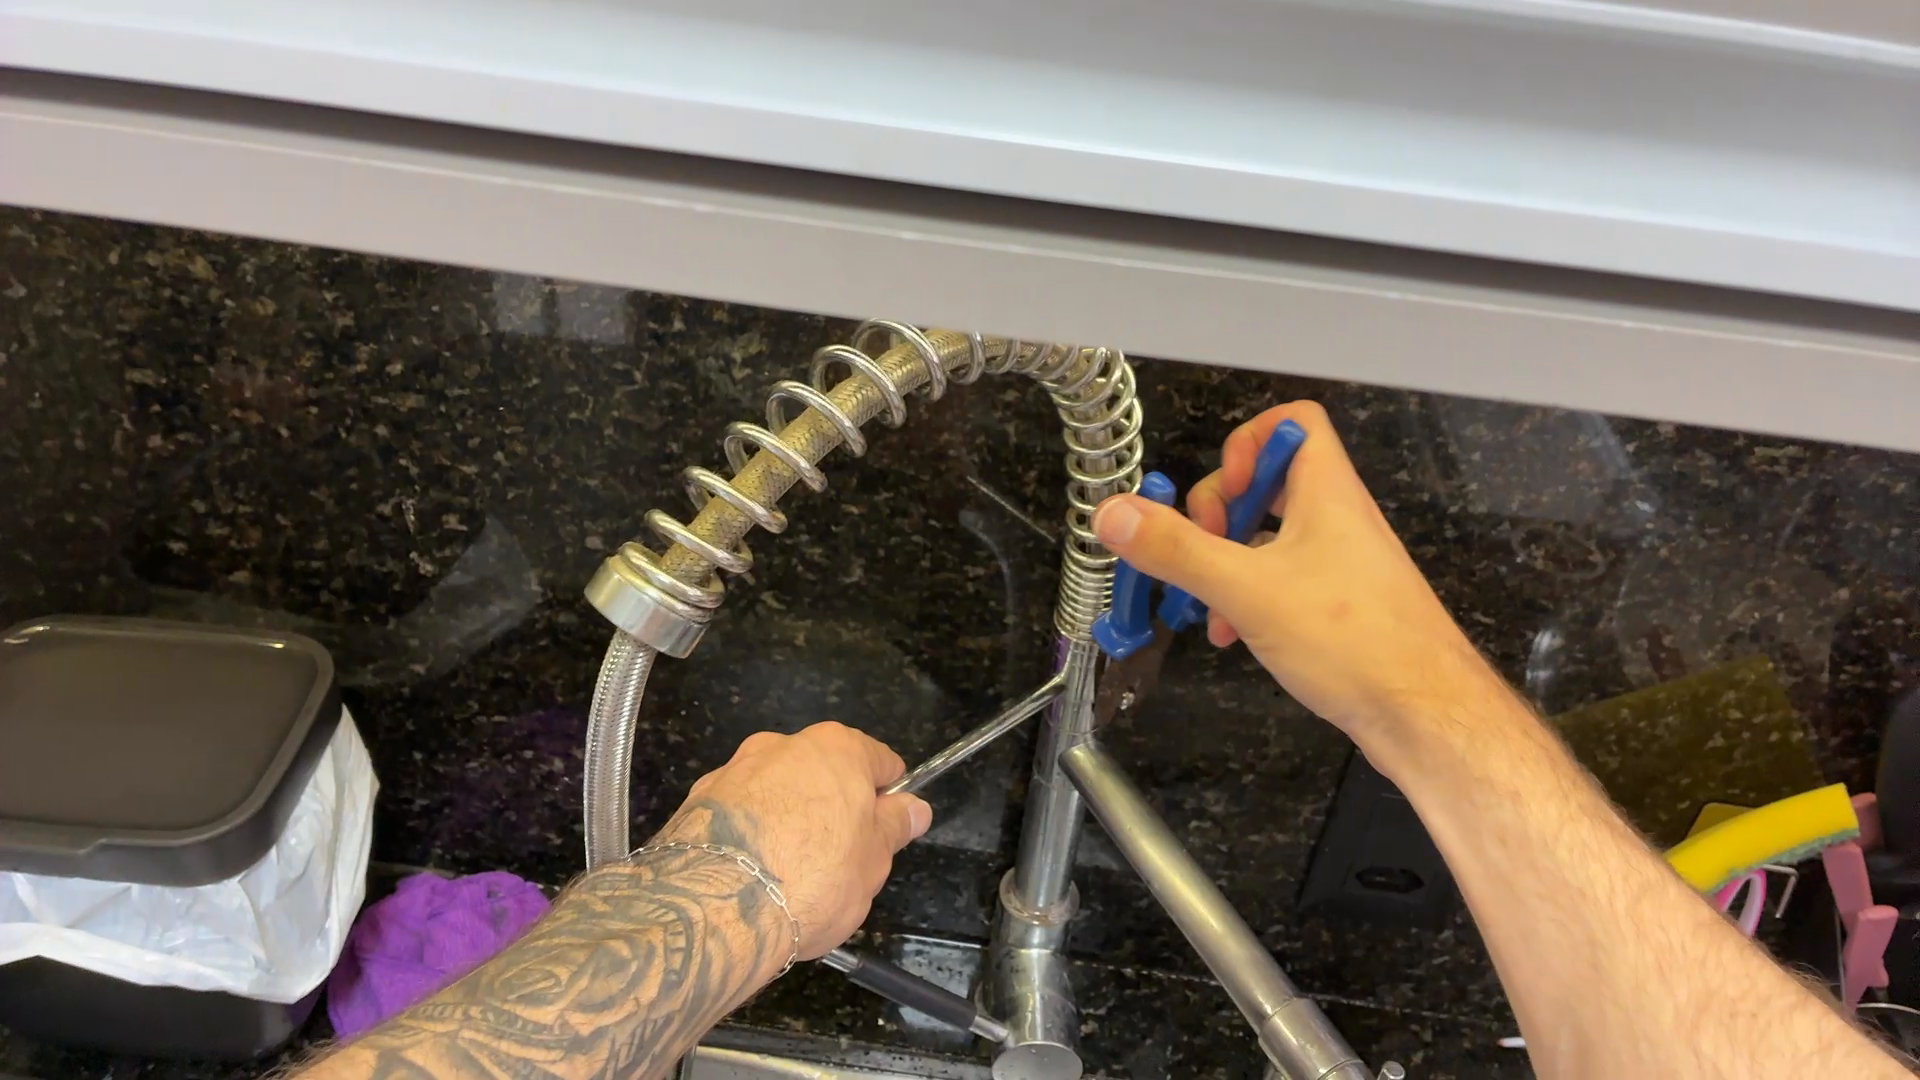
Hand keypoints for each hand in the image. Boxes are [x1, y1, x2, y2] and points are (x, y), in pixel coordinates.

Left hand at [655, 721, 930, 958]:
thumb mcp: (873, 860)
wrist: (713, 908)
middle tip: (837, 861)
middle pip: (825, 773)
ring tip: (785, 876)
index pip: (881, 762)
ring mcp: (736, 768)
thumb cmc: (813, 877)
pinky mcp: (698, 799)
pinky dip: (748, 834)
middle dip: (834, 808)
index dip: (888, 799)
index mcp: (837, 748)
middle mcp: (785, 744)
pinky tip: (747, 877)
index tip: (884, 833)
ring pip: (778, 791)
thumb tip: (915, 807)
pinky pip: (738, 813)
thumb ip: (895, 827)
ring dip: (787, 819)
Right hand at [1092, 401, 1493, 741]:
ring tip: (1203, 599)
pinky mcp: (1337, 603)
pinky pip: (1279, 579)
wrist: (1427, 718)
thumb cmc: (1348, 640)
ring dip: (1223, 560)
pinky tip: (1230, 632)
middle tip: (1200, 549)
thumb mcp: (1246, 589)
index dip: (1245, 442)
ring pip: (1267, 537)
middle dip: (1219, 513)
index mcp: (1326, 493)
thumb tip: (1111, 513)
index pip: (1293, 423)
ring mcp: (1338, 563)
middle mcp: (1335, 519)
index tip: (1221, 491)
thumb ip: (1175, 550)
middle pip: (1266, 482)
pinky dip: (1245, 595)